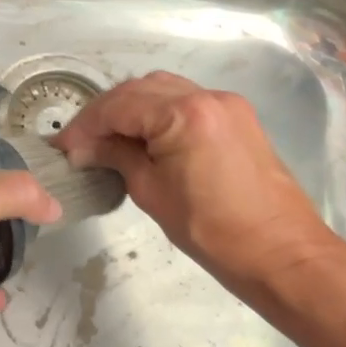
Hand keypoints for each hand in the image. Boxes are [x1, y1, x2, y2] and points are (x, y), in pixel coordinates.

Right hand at [53, 72, 337, 286]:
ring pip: (161, 90)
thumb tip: (84, 148)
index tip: (62, 147)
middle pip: (138, 90)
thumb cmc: (212, 230)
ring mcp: (226, 105)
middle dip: (104, 113)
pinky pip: (185, 102)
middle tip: (80, 142)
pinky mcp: (237, 120)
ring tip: (107, 138)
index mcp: (183, 114)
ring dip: (129, 109)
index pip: (117, 106)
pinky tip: (141, 138)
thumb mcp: (150, 191)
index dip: (84, 126)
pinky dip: (156, 112)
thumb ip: (115, 157)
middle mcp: (206, 97)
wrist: (283, 256)